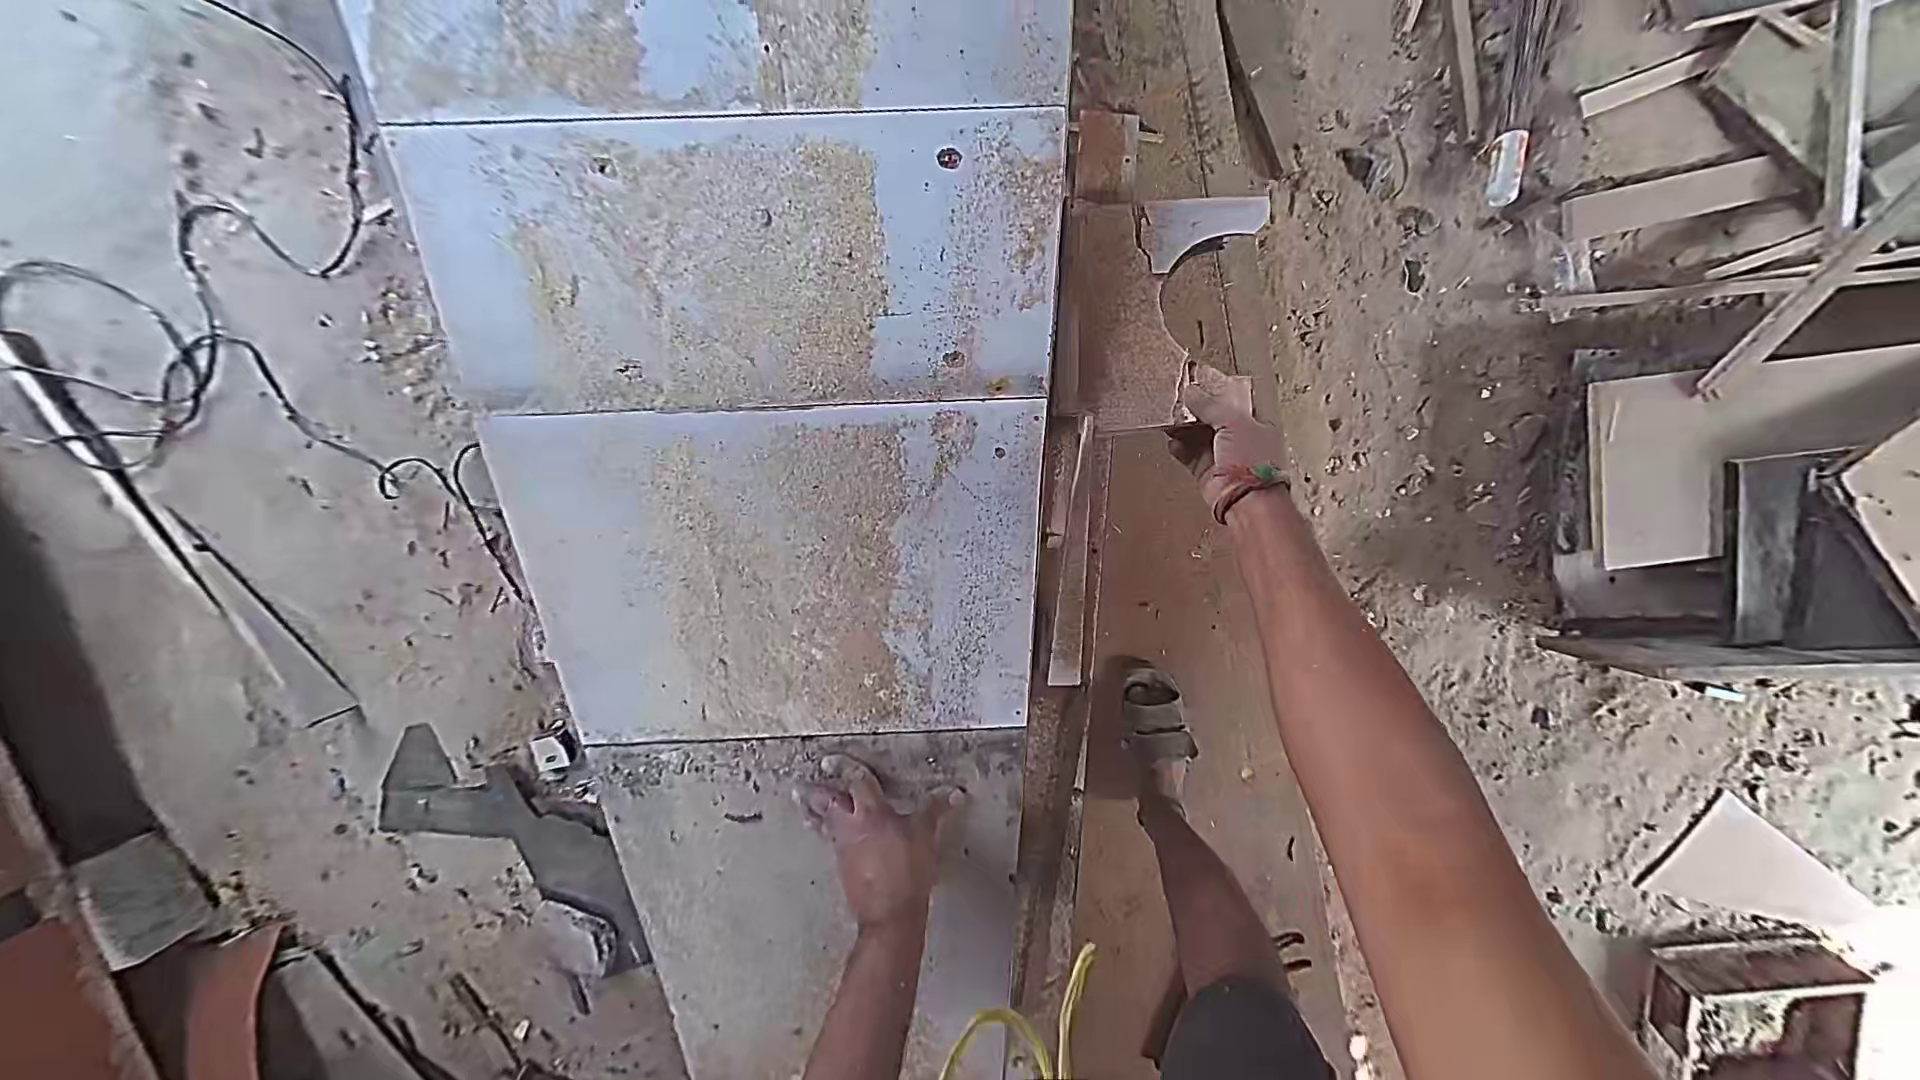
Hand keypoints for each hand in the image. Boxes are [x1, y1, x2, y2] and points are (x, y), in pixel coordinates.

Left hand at [797, 755, 962, 930]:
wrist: (890, 914)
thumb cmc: (907, 870)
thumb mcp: (926, 834)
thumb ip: (935, 809)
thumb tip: (952, 795)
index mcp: (870, 812)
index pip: (857, 781)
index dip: (849, 768)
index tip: (836, 759)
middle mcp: (850, 827)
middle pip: (827, 802)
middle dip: (819, 793)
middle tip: (806, 786)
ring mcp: (843, 849)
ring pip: (824, 825)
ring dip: (817, 815)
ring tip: (808, 809)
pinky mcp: (843, 869)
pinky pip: (832, 846)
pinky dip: (830, 838)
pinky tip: (835, 840)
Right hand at [1166, 367, 1289, 518]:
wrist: (1245, 499)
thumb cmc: (1253, 462)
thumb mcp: (1233, 422)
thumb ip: (1210, 406)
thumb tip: (1192, 392)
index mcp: (1256, 422)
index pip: (1234, 400)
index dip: (1215, 391)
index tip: (1196, 383)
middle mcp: (1240, 438)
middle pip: (1213, 418)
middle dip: (1195, 411)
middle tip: (1177, 401)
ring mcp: (1223, 456)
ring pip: (1198, 436)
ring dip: (1184, 428)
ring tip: (1170, 420)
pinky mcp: (1207, 472)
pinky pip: (1189, 456)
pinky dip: (1179, 449)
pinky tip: (1172, 442)